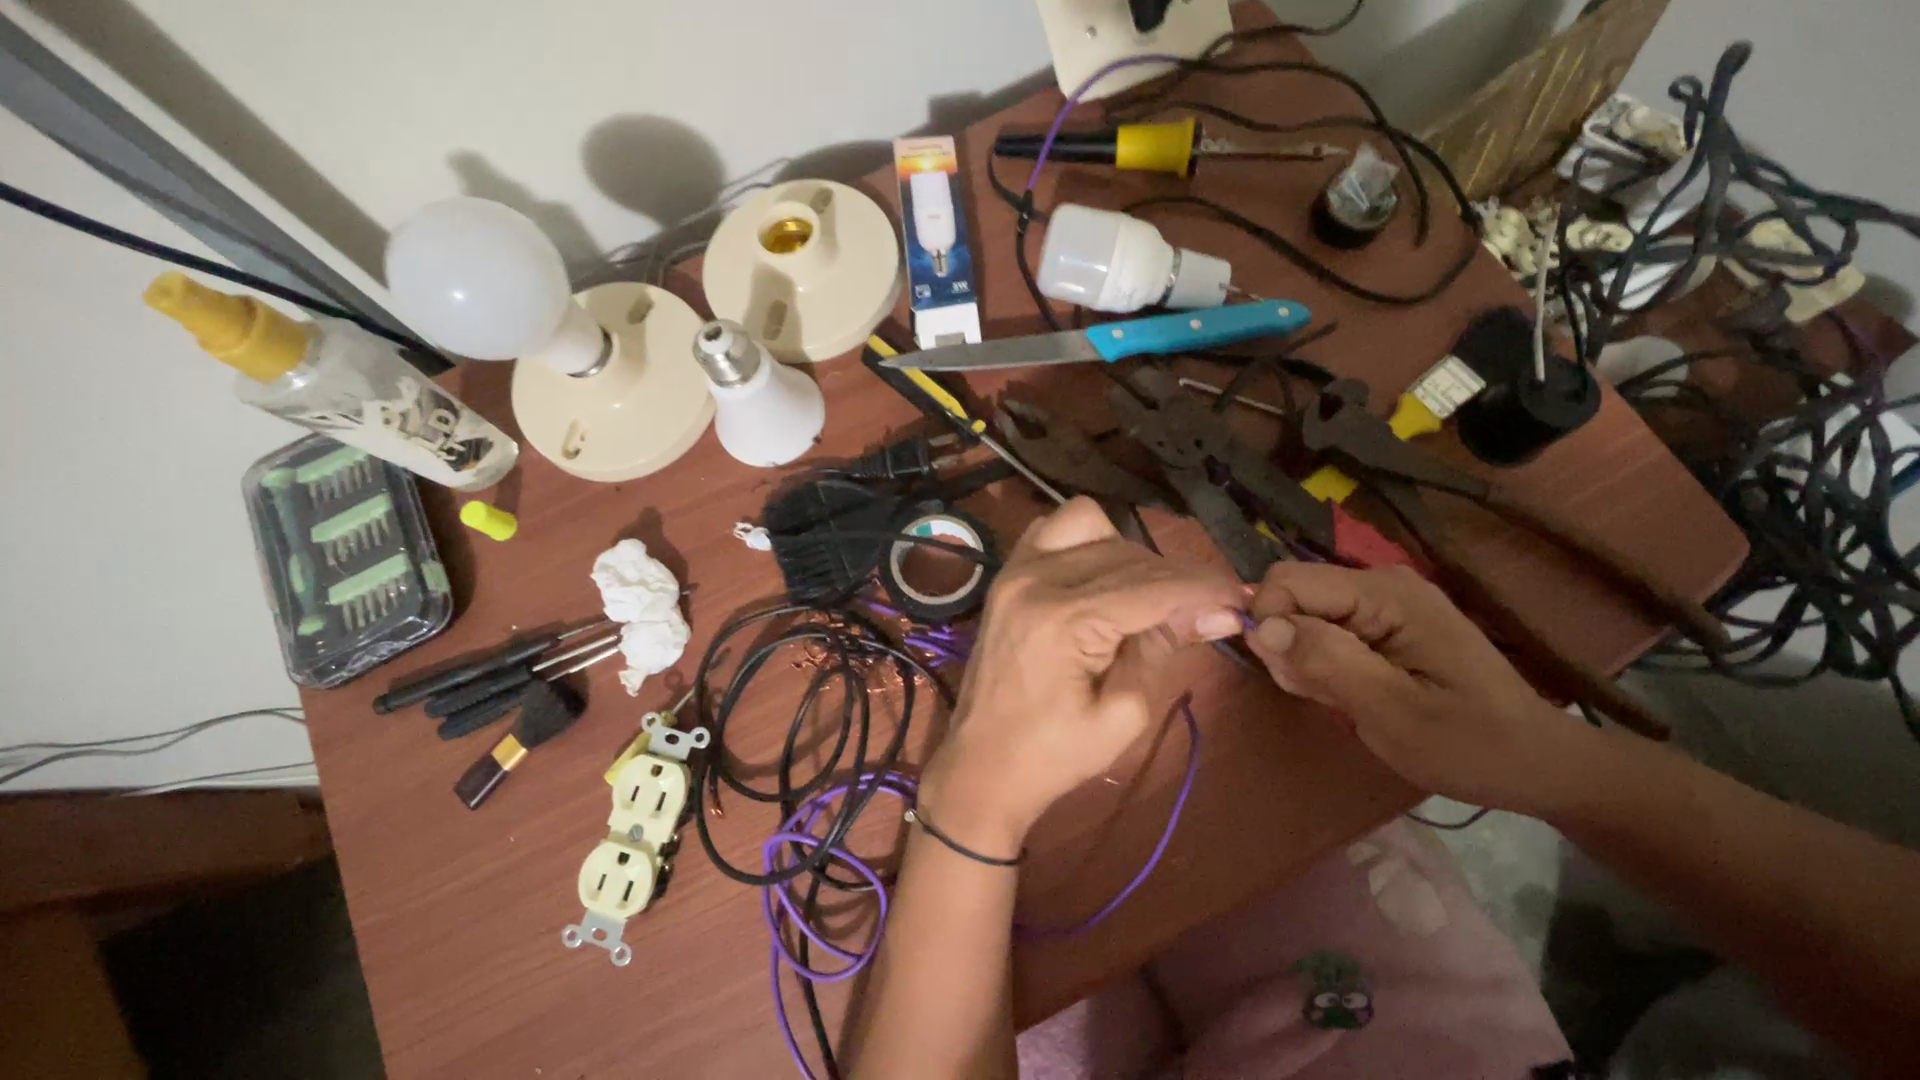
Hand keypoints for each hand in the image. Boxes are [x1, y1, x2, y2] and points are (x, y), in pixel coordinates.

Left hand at [918, 498, 1244, 855]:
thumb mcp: (1124, 714)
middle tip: (1205, 612)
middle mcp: (1036, 580)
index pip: (1153, 586)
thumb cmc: (1054, 756)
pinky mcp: (1006, 575)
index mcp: (1064, 620)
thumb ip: (1165, 649)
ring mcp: (1015, 571)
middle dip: (1177, 578)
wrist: (980, 766)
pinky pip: (1054, 528)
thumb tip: (1221, 610)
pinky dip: (1089, 540)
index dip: (1204, 588)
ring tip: (1148, 598)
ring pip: (1094, 527)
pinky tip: (1105, 576)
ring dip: (1132, 555)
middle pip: (1129, 556)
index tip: (1239, 599)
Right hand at [1243, 563, 1599, 813]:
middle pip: (1293, 594)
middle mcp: (1381, 582)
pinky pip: (1325, 628)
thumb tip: (1262, 628)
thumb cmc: (1470, 744)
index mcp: (1387, 595)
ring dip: (1303, 659)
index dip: (1269, 622)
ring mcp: (1384, 601)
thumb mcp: (1393, 713)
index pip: (1289, 580)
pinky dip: (1321, 663)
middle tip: (1321, 695)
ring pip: (1303, 613)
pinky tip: (1349, 693)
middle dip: (1287, 644)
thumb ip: (1327, 663)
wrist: (1536, 762)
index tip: (1289, 675)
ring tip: (1343, 701)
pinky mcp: (1384, 621)